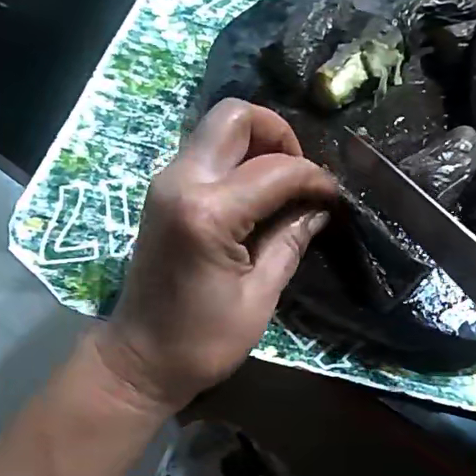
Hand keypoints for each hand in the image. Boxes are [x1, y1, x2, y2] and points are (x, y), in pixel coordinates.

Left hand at [95, 98, 336, 412]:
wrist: (140, 359)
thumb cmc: (204, 339)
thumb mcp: (261, 295)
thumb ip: (290, 241)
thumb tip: (319, 208)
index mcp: (208, 213)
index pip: (276, 169)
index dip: (314, 178)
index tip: (335, 199)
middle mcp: (181, 182)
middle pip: (234, 116)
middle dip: (279, 135)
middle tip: (302, 176)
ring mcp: (167, 183)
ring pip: (219, 128)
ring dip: (259, 144)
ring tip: (286, 186)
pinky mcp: (165, 192)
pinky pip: (208, 151)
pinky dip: (240, 159)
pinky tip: (261, 194)